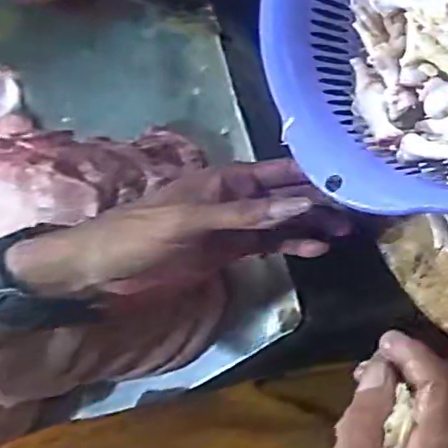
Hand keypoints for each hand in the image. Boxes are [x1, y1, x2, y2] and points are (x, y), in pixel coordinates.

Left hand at [4, 160, 351, 298]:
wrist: (87, 275)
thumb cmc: (134, 235)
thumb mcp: (190, 221)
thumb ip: (249, 214)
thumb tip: (304, 202)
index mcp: (230, 179)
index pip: (285, 171)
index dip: (318, 173)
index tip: (353, 178)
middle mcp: (241, 197)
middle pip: (293, 195)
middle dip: (326, 200)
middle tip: (360, 209)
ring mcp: (238, 223)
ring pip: (288, 219)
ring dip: (315, 224)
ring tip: (345, 231)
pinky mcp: (232, 249)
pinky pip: (273, 243)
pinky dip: (295, 244)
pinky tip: (317, 249)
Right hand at [290, 331, 447, 447]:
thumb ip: (365, 416)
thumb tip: (381, 366)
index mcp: (438, 447)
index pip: (438, 382)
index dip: (414, 354)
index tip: (385, 337)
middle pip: (438, 387)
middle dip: (408, 365)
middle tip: (372, 354)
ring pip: (427, 401)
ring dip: (400, 383)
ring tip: (366, 373)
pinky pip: (416, 420)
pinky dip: (395, 405)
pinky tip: (368, 403)